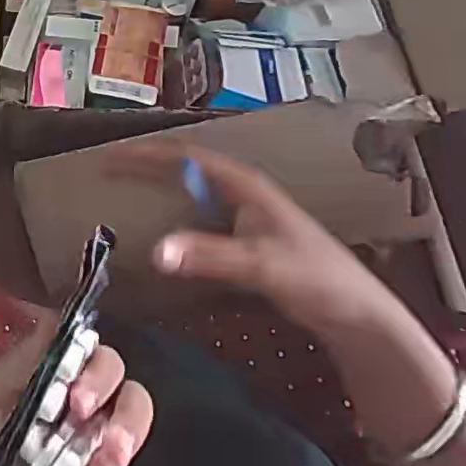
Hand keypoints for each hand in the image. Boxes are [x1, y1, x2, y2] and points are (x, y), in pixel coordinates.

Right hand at [111, 140, 404, 332]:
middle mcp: (243, 191)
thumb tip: (155, 251)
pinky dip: (173, 207)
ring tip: (127, 184)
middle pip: (187, 165)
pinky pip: (199, 210)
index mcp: (245, 185)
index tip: (112, 157)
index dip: (148, 154)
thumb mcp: (260, 265)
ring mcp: (245, 212)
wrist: (354, 311)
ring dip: (159, 181)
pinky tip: (162, 222)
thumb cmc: (314, 278)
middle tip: (111, 167)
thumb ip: (210, 256)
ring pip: (193, 186)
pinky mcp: (246, 234)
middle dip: (148, 162)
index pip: (188, 157)